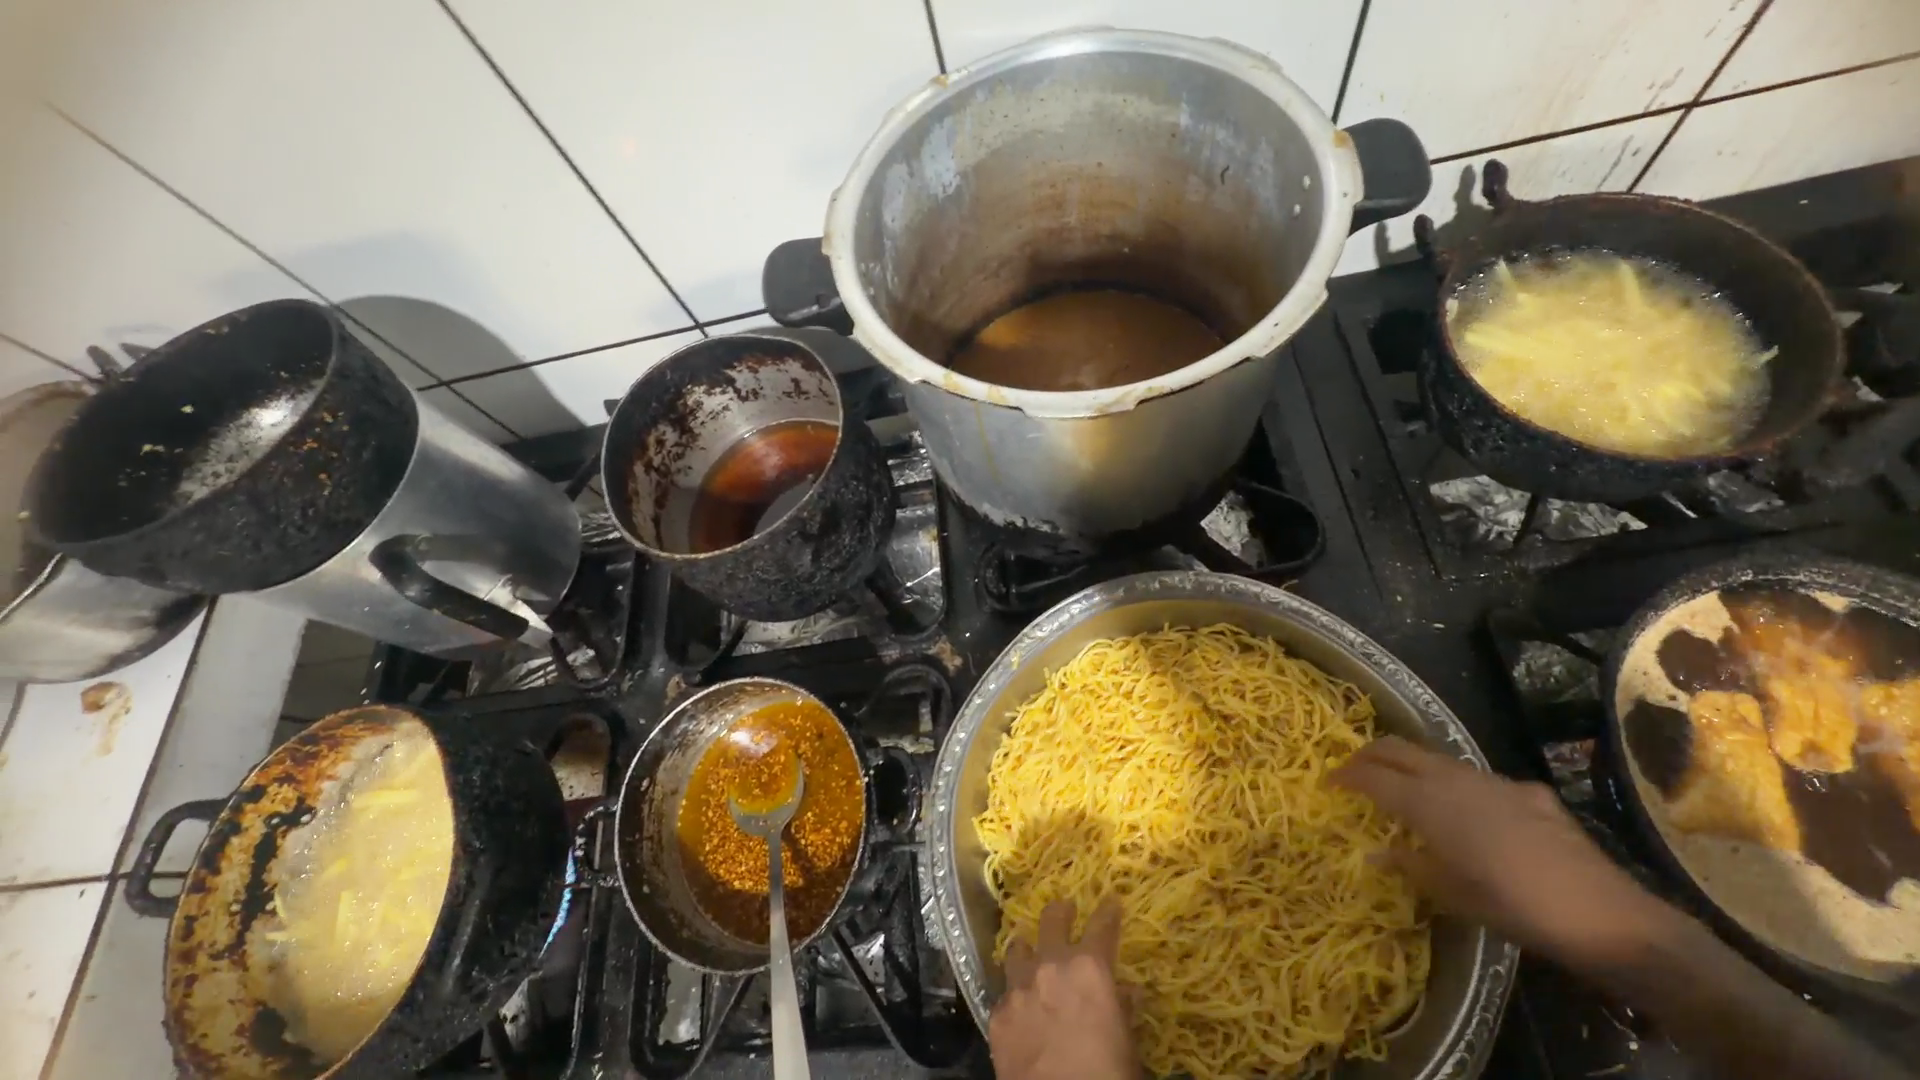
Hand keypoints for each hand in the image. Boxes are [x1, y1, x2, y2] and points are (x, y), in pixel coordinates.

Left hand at [988, 898, 1138, 1079]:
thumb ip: (1121, 1009)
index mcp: (1090, 969)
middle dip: (1060, 911)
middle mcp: (1051, 967)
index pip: (1102, 926)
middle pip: (1052, 921)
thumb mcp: (1128, 1043)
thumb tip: (1123, 992)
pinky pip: (1004, 993)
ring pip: (1017, 950)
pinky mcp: (997, 1015)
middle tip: (1064, 908)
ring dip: (1026, 947)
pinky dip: (1013, 994)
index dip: (1108, 911)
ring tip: (1027, 947)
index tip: (1110, 901)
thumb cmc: (1107, 1075)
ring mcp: (1018, 989)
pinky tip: (1017, 1004)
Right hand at [1330, 736, 1673, 969]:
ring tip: (1401, 785)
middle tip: (1353, 769)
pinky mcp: (1527, 791)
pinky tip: (1471, 814)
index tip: (1328, 781)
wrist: (1601, 912)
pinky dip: (1457, 786)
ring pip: (1438, 758)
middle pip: (1400, 749)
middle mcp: (1454, 780)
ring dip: (1412, 765)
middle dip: (1371, 754)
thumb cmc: (1512, 906)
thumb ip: (1410, 865)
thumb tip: (1377, 852)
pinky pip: (1478, 779)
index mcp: (1428, 803)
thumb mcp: (1451, 894)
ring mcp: (1493, 781)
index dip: (1346, 776)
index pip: (1373, 776)